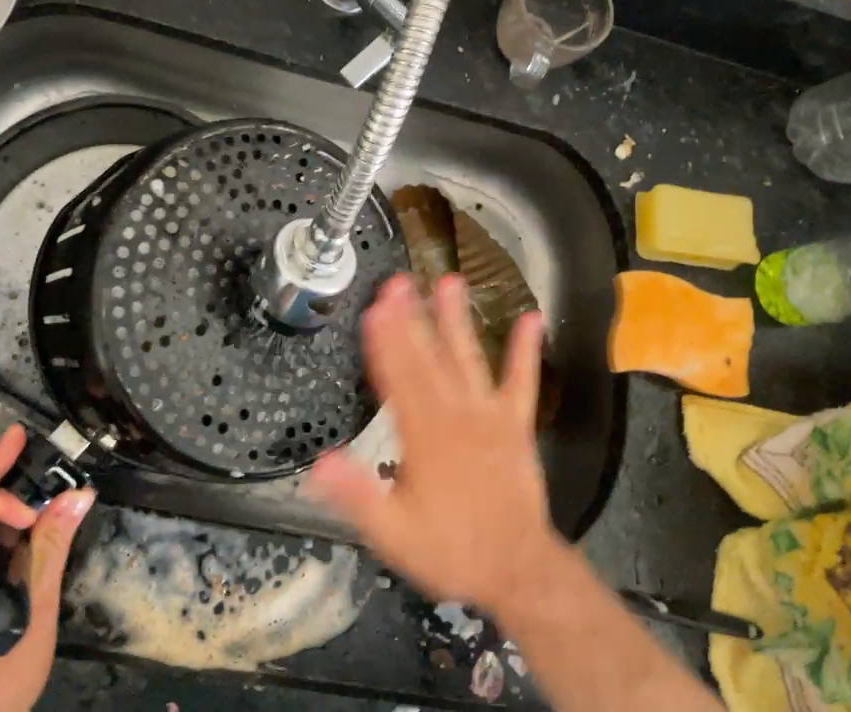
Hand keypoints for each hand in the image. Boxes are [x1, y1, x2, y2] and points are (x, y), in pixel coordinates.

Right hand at [308, 273, 562, 617]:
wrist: (516, 569)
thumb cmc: (450, 549)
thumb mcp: (393, 534)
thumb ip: (358, 495)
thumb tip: (319, 463)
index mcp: (425, 438)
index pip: (398, 380)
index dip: (384, 342)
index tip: (373, 307)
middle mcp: (457, 417)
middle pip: (428, 360)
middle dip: (411, 318)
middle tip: (398, 281)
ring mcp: (490, 417)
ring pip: (468, 360)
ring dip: (457, 321)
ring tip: (449, 281)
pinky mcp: (516, 425)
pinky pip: (522, 383)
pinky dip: (525, 352)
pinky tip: (532, 319)